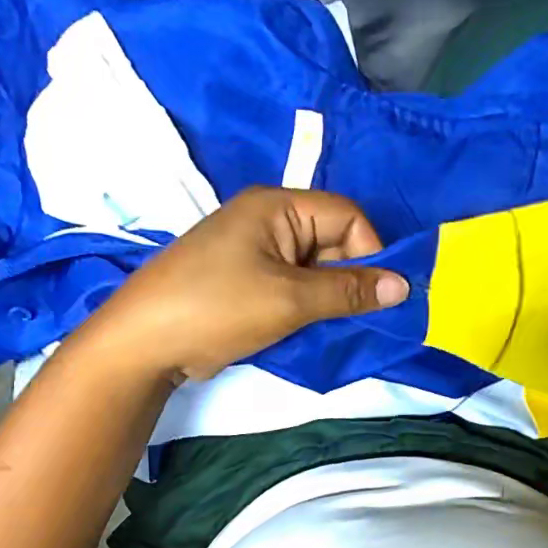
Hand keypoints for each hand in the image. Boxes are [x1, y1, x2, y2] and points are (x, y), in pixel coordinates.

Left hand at [74, 186, 406, 381]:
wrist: (144, 340)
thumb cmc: (218, 307)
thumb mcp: (289, 299)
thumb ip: (347, 291)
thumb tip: (403, 285)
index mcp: (276, 206)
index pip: (346, 216)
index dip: (370, 253)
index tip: (378, 296)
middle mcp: (265, 220)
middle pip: (329, 241)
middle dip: (347, 278)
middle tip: (354, 318)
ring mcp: (250, 251)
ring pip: (309, 268)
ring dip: (325, 297)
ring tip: (326, 327)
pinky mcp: (241, 281)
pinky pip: (287, 286)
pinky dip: (302, 306)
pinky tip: (305, 330)